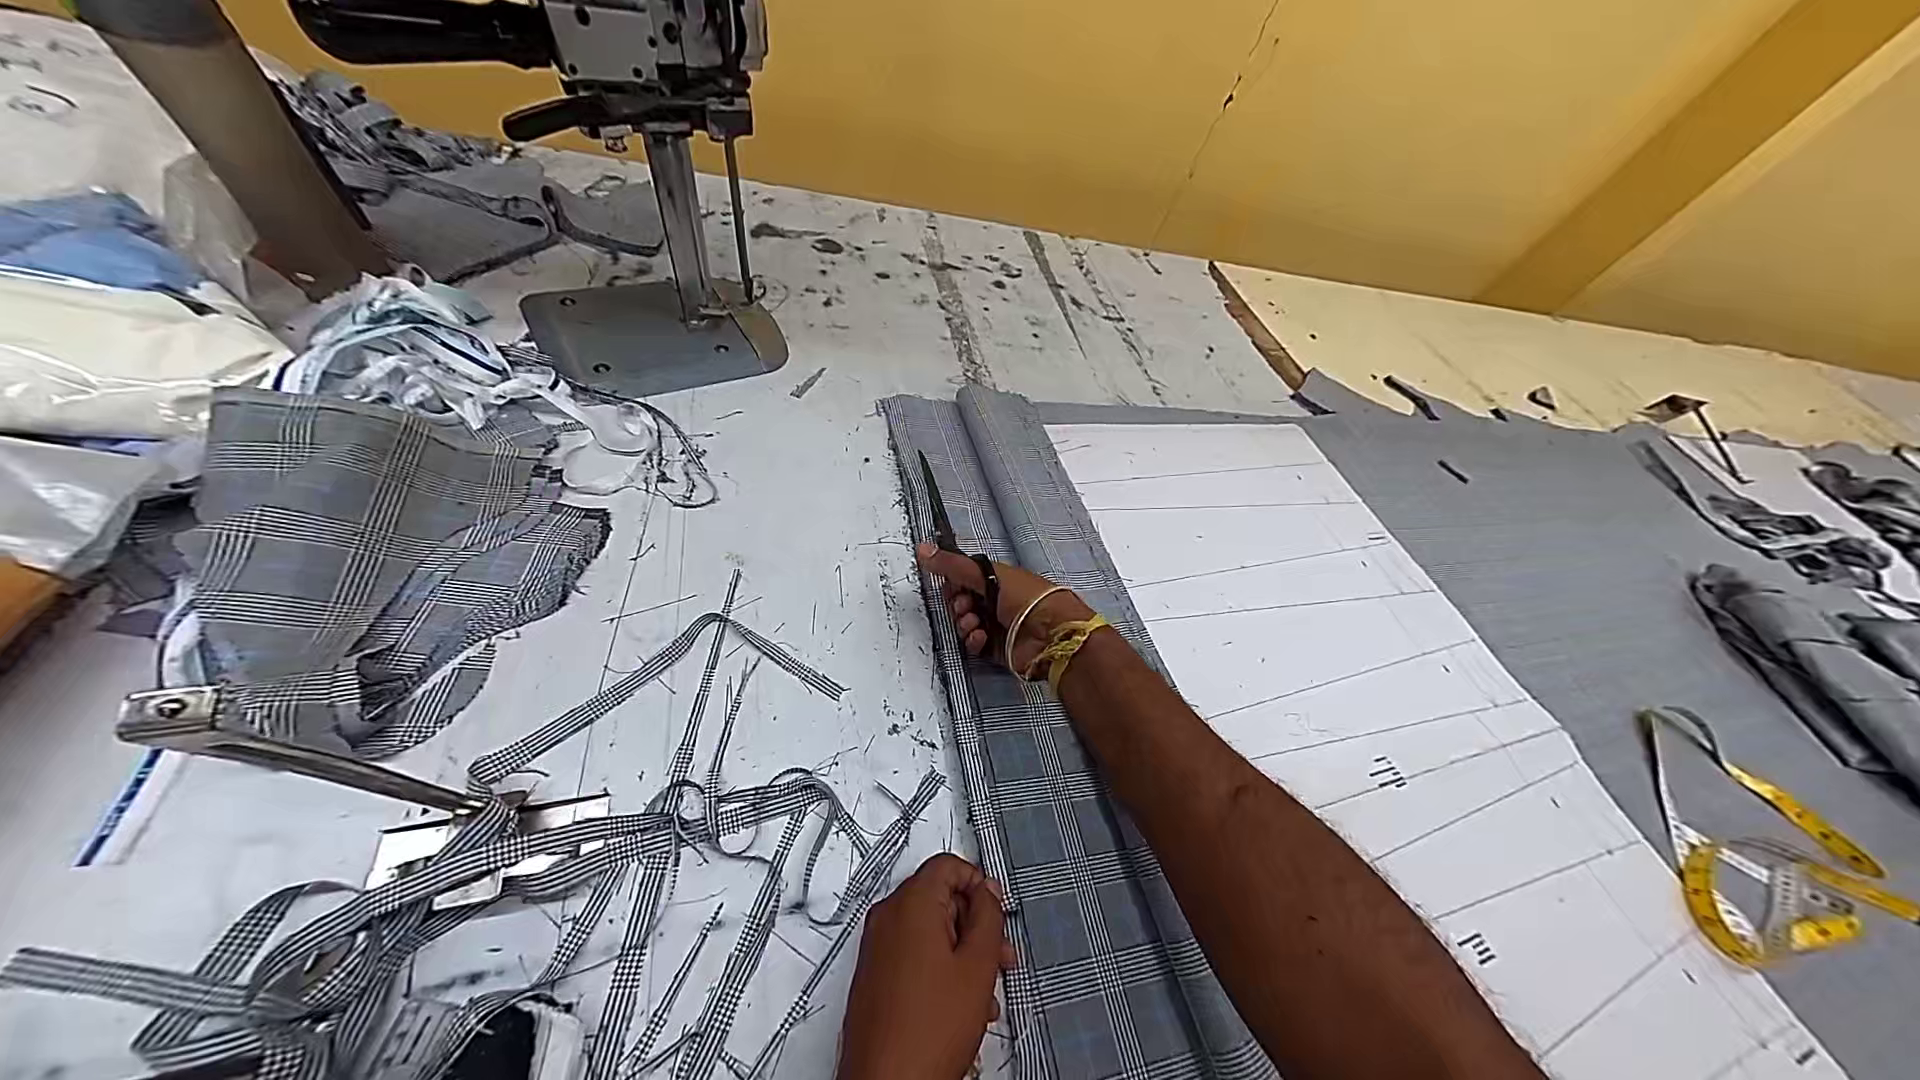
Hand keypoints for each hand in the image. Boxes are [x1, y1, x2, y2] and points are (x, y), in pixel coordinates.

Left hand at [837, 853, 1014, 1079]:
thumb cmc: (923, 1034)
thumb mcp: (977, 965)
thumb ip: (989, 917)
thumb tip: (988, 892)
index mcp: (910, 903)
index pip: (949, 865)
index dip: (979, 885)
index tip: (996, 909)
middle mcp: (887, 917)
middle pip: (940, 897)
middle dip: (974, 924)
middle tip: (997, 953)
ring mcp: (877, 945)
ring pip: (929, 928)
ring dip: (961, 950)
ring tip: (983, 988)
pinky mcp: (874, 972)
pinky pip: (912, 952)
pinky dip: (939, 966)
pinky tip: (959, 1002)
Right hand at [916, 543, 1093, 675]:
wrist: (1050, 634)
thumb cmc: (1026, 597)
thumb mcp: (986, 575)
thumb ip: (952, 565)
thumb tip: (922, 548)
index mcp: (997, 580)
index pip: (964, 580)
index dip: (953, 584)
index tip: (951, 586)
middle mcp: (996, 601)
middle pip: (962, 604)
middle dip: (958, 605)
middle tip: (966, 606)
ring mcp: (997, 626)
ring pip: (966, 625)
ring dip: (965, 623)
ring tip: (975, 623)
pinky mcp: (997, 648)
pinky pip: (975, 644)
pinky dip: (974, 640)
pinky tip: (981, 637)